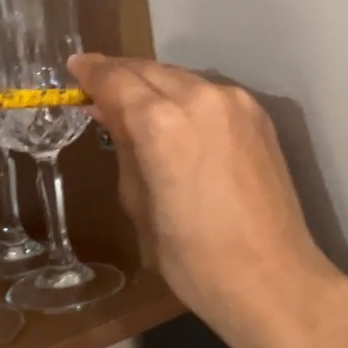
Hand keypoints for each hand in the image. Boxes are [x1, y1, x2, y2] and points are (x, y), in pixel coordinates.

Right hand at [69, 53, 346, 337]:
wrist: (272, 280)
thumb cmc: (193, 258)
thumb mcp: (140, 204)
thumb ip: (124, 147)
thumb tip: (108, 113)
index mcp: (162, 123)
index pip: (116, 80)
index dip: (91, 71)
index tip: (75, 67)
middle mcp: (200, 98)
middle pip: (149, 70)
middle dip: (121, 75)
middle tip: (97, 86)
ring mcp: (236, 103)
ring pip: (181, 78)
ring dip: (154, 85)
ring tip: (134, 105)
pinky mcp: (259, 115)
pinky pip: (209, 94)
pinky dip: (185, 98)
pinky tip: (175, 119)